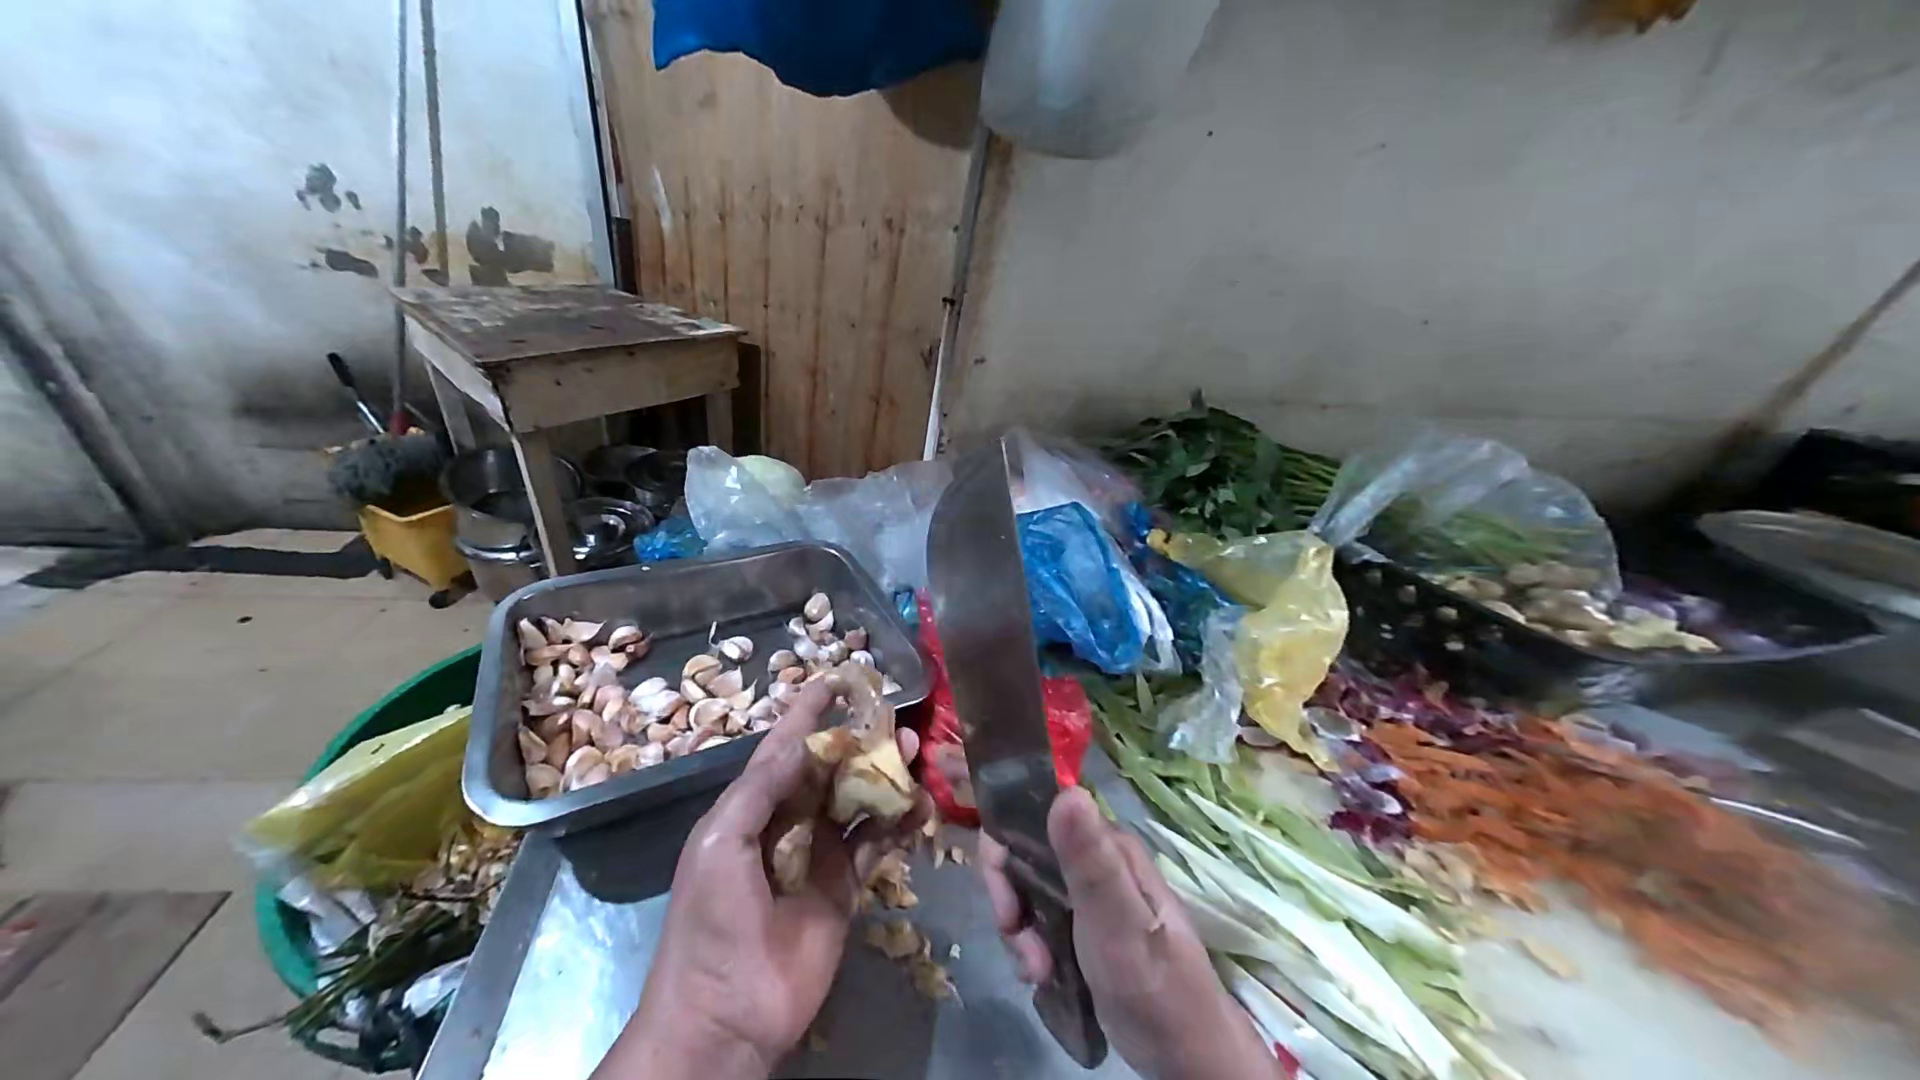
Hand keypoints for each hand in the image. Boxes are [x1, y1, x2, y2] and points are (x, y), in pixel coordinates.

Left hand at [594, 681, 923, 1079]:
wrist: (726, 1015)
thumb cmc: (711, 920)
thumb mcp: (721, 842)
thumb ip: (761, 788)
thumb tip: (804, 740)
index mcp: (752, 805)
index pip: (784, 746)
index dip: (808, 713)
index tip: (837, 680)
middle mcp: (789, 821)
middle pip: (830, 768)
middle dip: (860, 741)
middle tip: (896, 721)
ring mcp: (819, 854)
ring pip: (858, 801)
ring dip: (885, 777)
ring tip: (916, 756)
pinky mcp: (846, 886)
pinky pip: (876, 843)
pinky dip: (899, 823)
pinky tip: (920, 808)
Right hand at [979, 788, 1280, 1079]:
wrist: (1185, 1054)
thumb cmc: (1154, 984)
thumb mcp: (1118, 922)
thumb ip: (1090, 860)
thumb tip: (1068, 790)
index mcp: (1105, 842)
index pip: (1032, 818)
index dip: (1004, 855)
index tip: (1006, 907)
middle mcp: (1094, 855)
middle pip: (1023, 855)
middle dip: (1010, 900)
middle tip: (1021, 945)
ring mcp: (1089, 889)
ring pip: (1026, 888)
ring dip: (1019, 930)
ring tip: (1037, 970)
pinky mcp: (1083, 921)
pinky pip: (1038, 916)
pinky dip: (1029, 943)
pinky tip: (1040, 974)